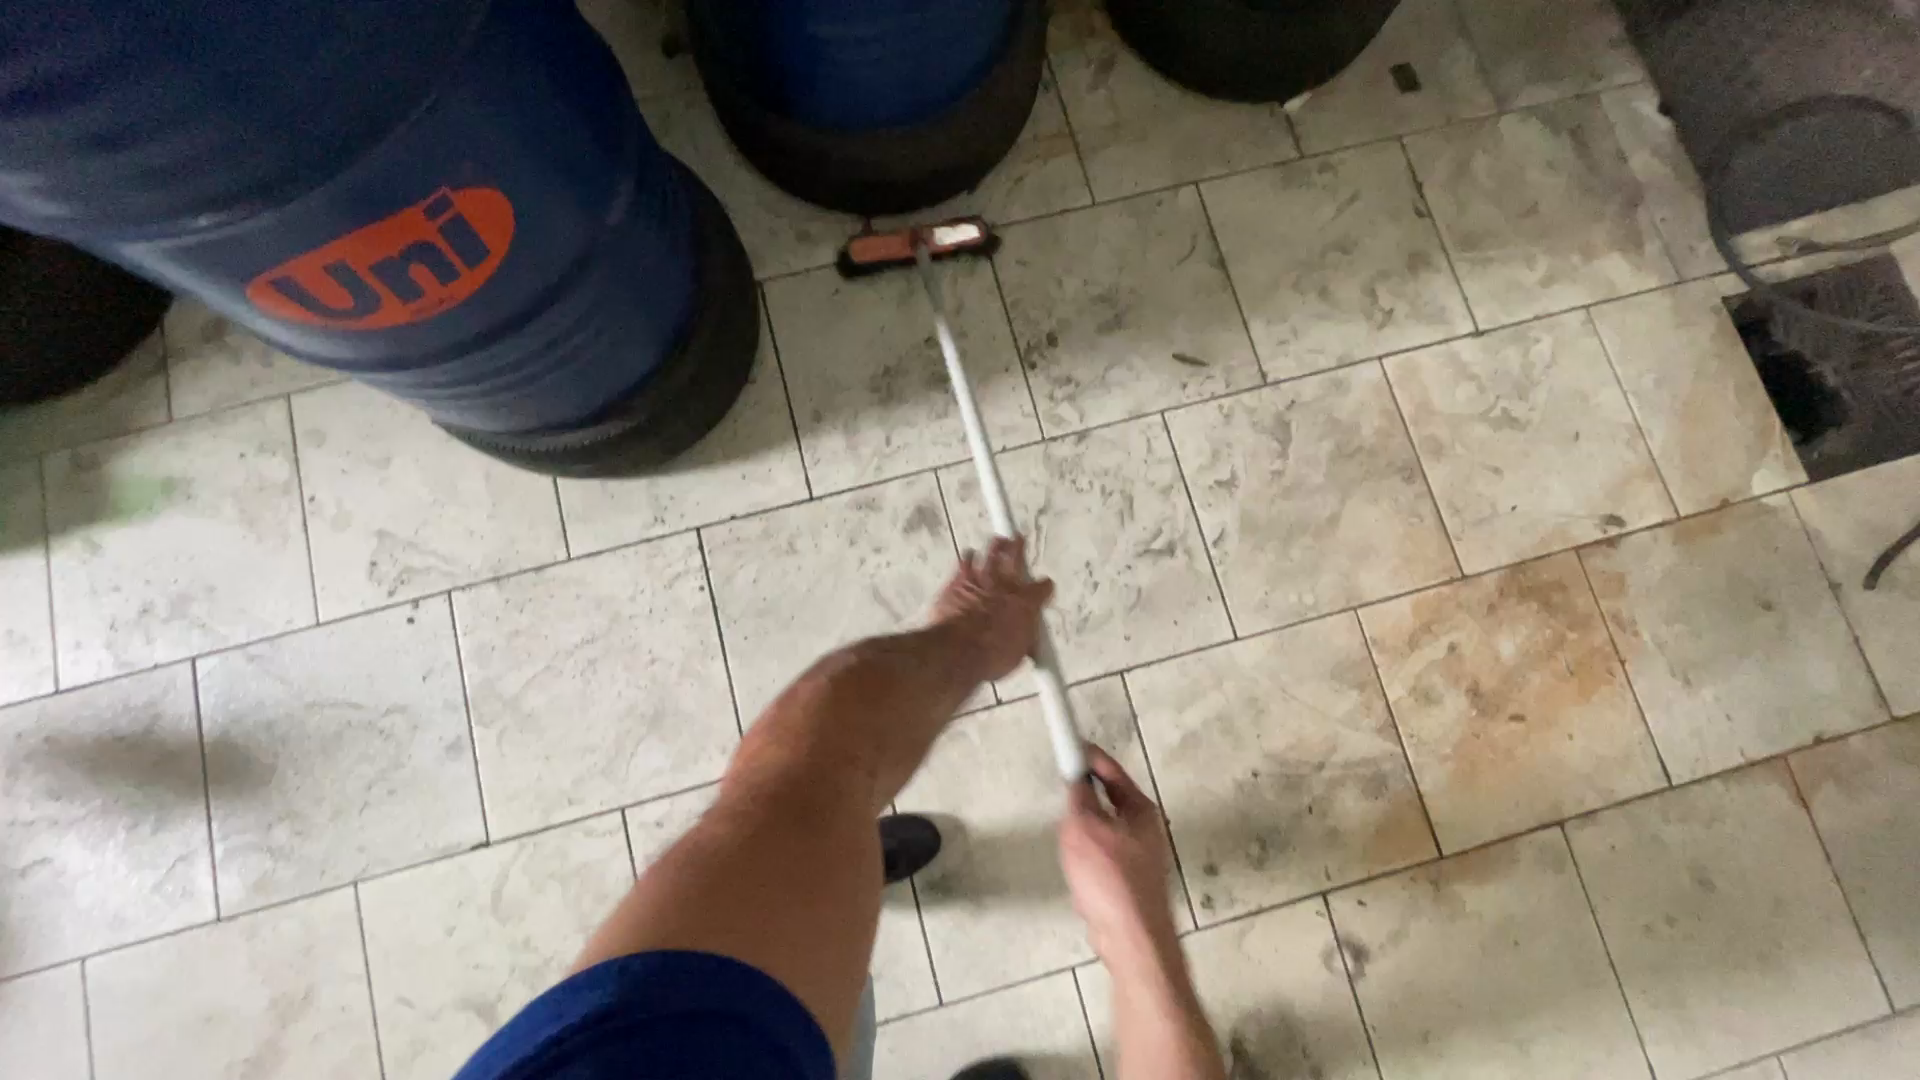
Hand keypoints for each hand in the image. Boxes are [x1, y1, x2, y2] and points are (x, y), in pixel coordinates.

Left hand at [930, 535, 1054, 683]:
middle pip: (1015, 558)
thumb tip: (1026, 645)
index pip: (1043, 588)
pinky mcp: (958, 581)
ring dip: (996, 546)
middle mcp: (1006, 586)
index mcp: (1026, 603)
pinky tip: (969, 553)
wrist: (957, 650)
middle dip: (1018, 547)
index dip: (1044, 587)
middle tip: (1019, 537)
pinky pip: (966, 561)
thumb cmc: (990, 656)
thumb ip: (1024, 641)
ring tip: (998, 539)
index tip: (1043, 586)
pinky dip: (969, 558)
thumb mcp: (1017, 655)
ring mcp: (981, 580)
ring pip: (991, 553)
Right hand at [1059, 745, 1178, 964]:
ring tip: (1068, 840)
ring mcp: (1139, 855)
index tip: (1066, 742)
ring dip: (1082, 830)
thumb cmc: (1110, 879)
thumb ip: (1078, 796)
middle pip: (1107, 798)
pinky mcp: (1129, 880)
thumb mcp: (1084, 828)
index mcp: (1140, 810)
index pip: (1111, 770)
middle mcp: (1145, 829)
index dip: (1087, 755)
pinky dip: (1087, 856)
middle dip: (1082, 796)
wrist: (1131, 940)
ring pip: (1102, 828)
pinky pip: (1102, 855)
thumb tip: (1076, 774)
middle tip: (1061, 792)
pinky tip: (1079, 873)